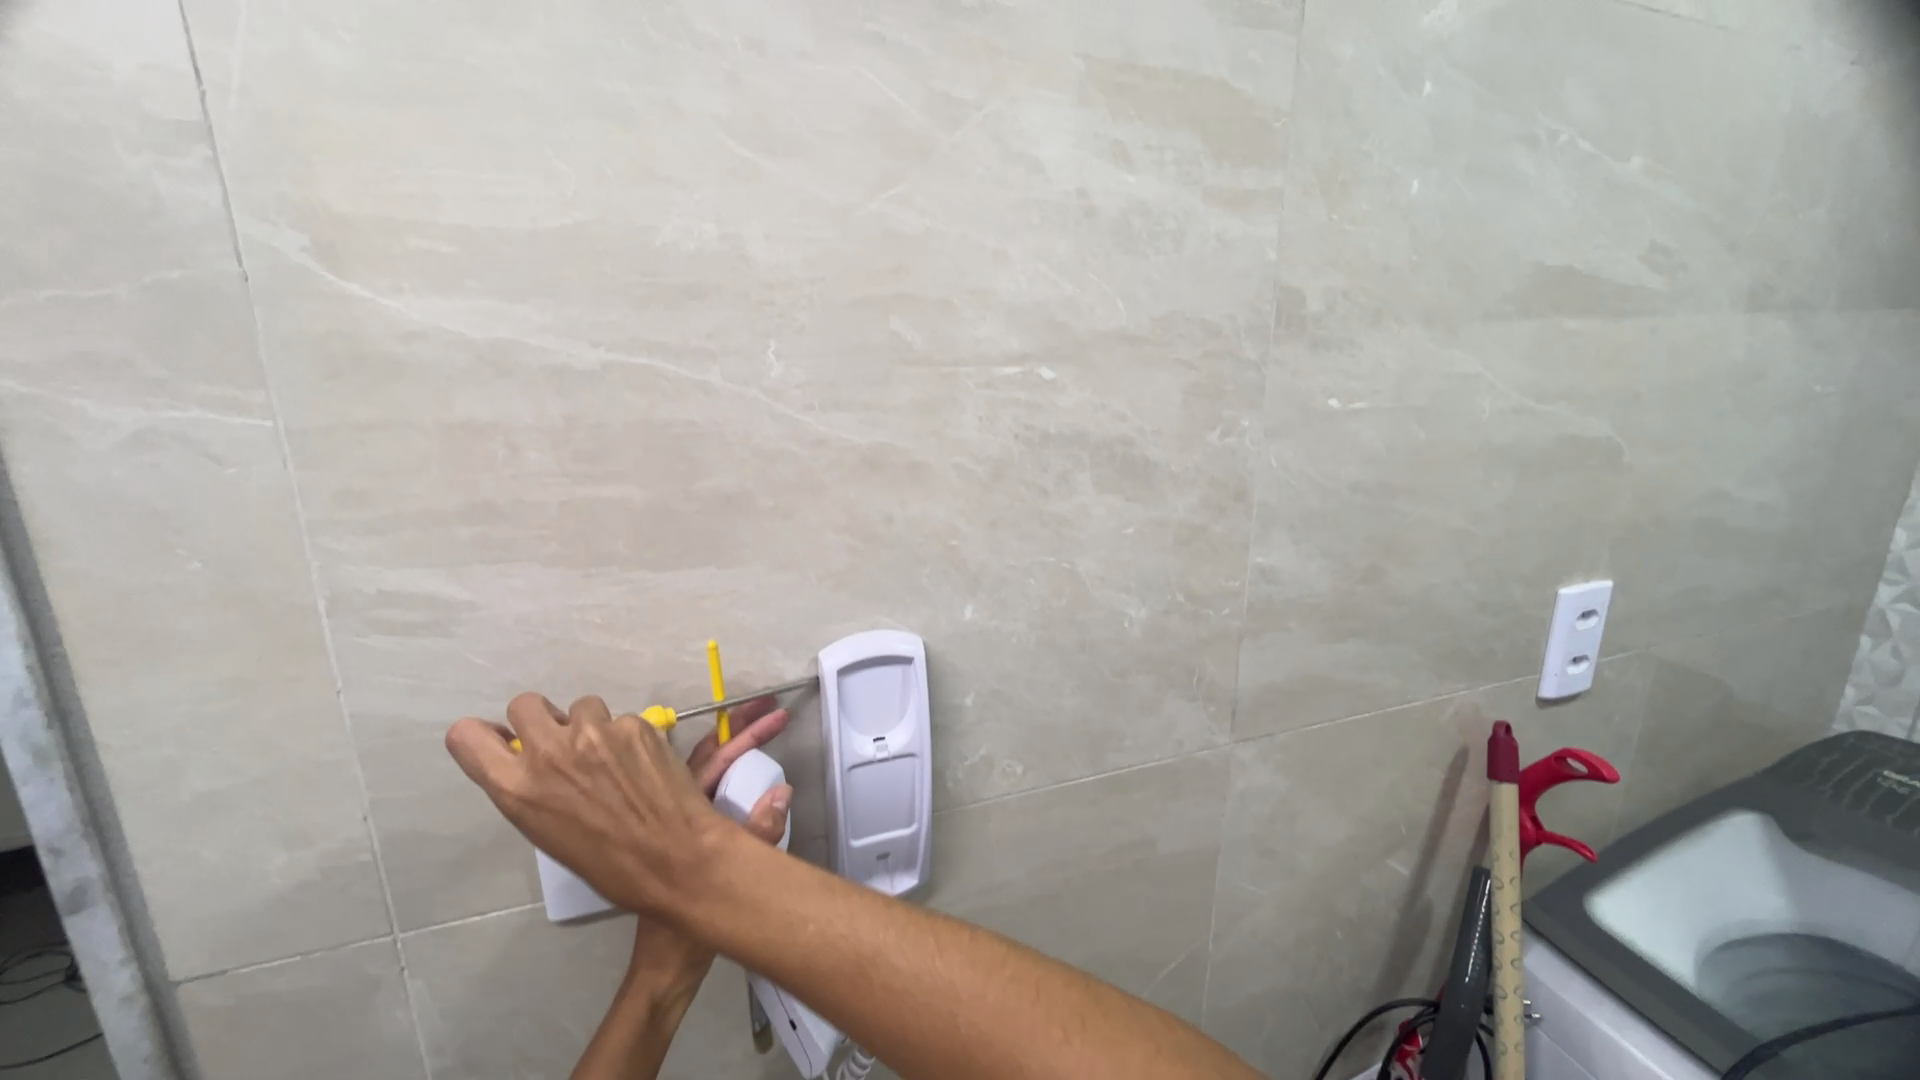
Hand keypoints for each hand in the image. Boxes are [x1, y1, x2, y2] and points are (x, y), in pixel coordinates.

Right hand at [445, 692, 790, 918]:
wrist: (676, 858)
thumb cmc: (607, 863)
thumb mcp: (546, 831)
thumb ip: (531, 787)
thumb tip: (531, 758)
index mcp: (515, 788)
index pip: (468, 735)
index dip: (487, 735)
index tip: (505, 741)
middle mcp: (548, 751)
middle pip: (525, 704)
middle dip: (543, 719)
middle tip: (564, 743)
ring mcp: (594, 733)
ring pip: (582, 706)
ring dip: (591, 725)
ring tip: (613, 758)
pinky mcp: (635, 724)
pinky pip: (623, 720)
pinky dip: (630, 736)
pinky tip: (645, 763)